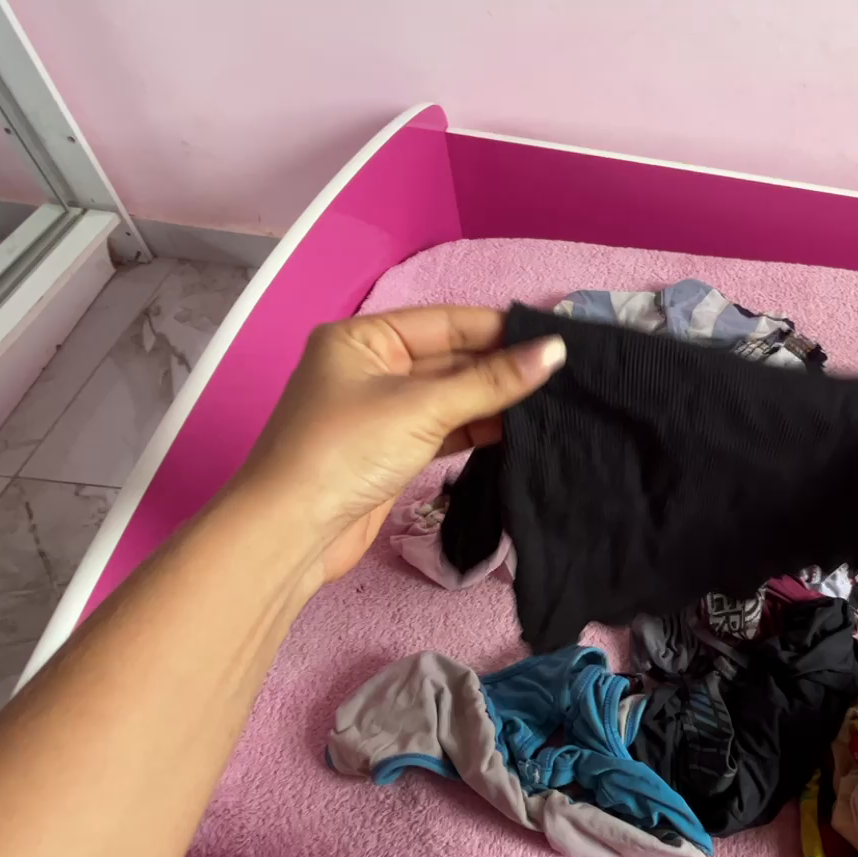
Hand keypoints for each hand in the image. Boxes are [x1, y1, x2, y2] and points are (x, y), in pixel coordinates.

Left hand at [229, 306, 563, 585]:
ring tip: (552, 402)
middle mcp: (374, 368)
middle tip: (562, 375)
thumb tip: (554, 351)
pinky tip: (518, 430)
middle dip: (502, 368)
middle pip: (452, 360)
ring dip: (496, 402)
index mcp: (364, 339)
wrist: (295, 532)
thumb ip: (492, 382)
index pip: (445, 323)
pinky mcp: (397, 450)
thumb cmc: (347, 451)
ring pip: (453, 397)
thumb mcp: (423, 408)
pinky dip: (480, 429)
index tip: (554, 339)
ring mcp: (385, 411)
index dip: (500, 330)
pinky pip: (448, 428)